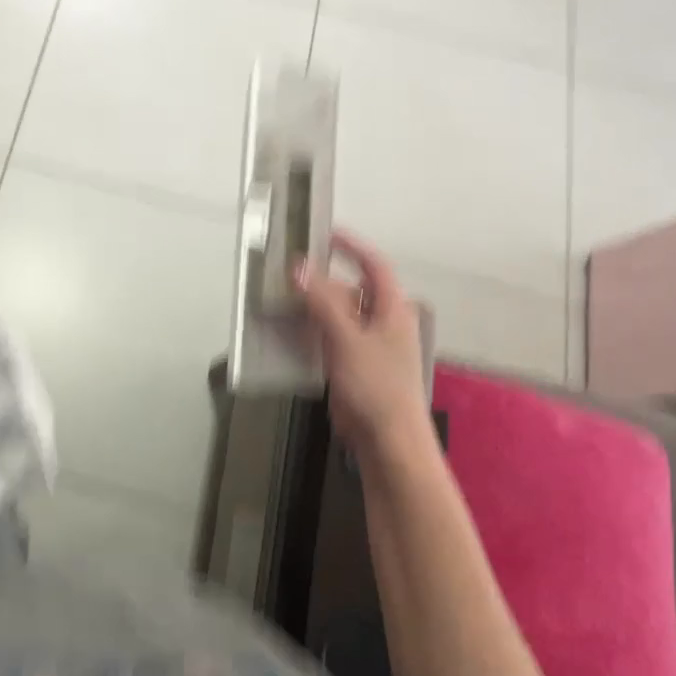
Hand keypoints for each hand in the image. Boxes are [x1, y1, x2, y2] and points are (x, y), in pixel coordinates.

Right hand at [295, 232, 430, 453]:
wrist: (388, 441)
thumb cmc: (376, 386)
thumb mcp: (347, 338)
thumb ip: (322, 302)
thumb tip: (299, 268)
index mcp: (394, 310)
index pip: (375, 266)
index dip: (352, 247)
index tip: (325, 234)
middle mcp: (384, 323)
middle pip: (351, 290)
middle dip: (322, 280)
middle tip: (289, 273)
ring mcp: (369, 346)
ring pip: (339, 315)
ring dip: (313, 306)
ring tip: (282, 298)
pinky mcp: (354, 366)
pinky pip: (331, 337)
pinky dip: (312, 330)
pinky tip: (289, 332)